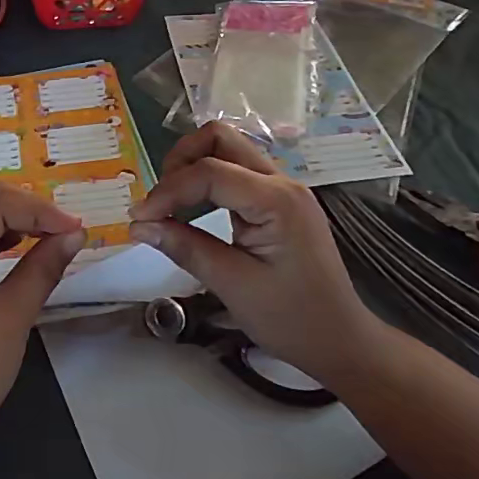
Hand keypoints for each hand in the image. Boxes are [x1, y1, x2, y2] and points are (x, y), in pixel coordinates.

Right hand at [128, 123, 379, 382]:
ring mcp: (285, 189)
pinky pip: (239, 173)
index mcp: (276, 200)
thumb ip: (185, 247)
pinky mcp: (281, 202)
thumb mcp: (232, 285)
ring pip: (229, 150)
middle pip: (221, 138)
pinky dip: (209, 182)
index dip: (168, 190)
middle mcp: (283, 182)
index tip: (139, 218)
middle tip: (159, 200)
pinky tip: (194, 210)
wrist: (339, 339)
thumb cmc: (291, 318)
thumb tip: (138, 225)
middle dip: (181, 160)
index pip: (209, 172)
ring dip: (194, 167)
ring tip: (171, 205)